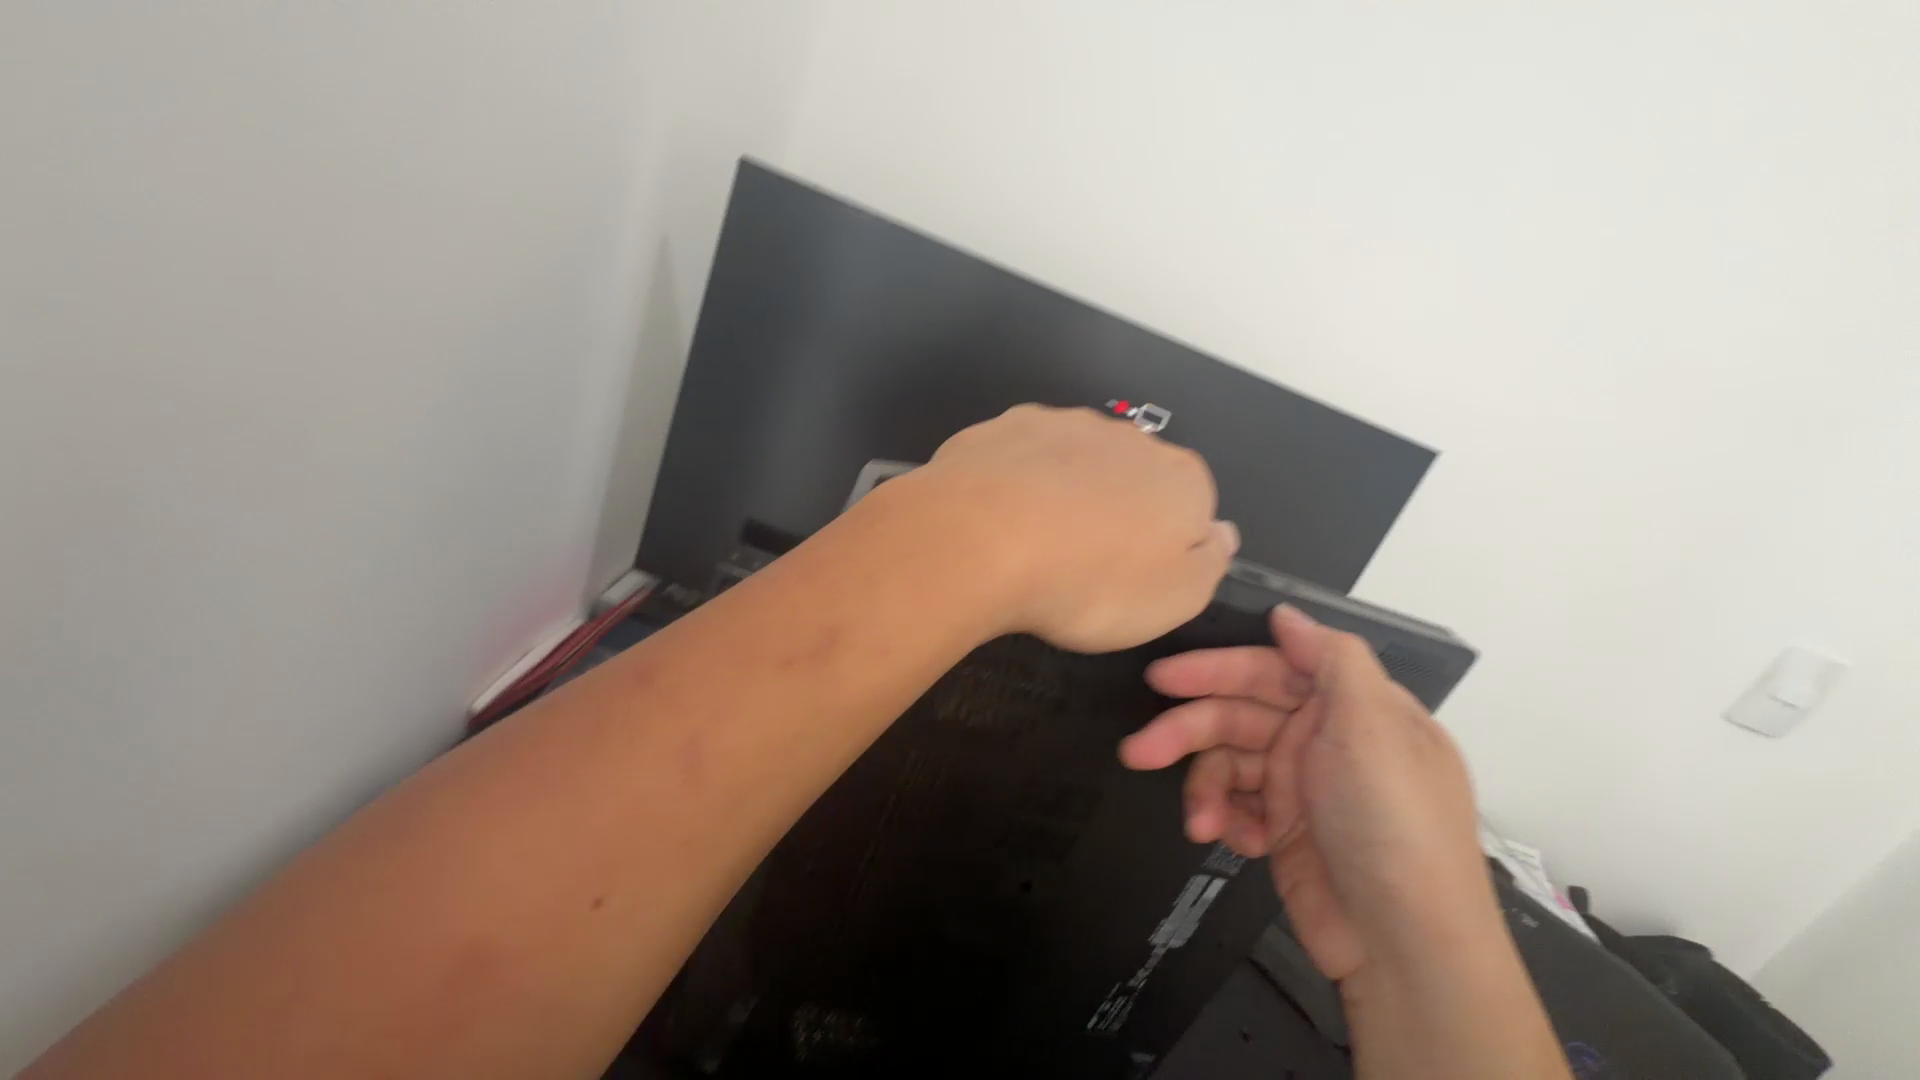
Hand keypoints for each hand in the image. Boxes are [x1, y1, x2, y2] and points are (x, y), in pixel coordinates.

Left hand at [910, 404, 1237, 652]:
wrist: (981, 541)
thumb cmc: (1091, 581)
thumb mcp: (1176, 598)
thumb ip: (1209, 562)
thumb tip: (1221, 533)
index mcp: (1180, 478)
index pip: (1191, 507)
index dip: (1164, 546)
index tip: (1131, 579)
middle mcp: (1127, 438)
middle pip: (1132, 478)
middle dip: (1114, 514)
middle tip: (1081, 566)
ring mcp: (1061, 424)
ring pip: (1073, 462)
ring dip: (1063, 494)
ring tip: (1032, 544)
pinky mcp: (1002, 427)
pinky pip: (1021, 458)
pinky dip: (1015, 484)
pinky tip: (995, 520)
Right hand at [1119, 606, 1496, 982]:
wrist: (1404, 946)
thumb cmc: (1394, 825)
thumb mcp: (1374, 729)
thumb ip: (1332, 658)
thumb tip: (1285, 613)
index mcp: (1350, 707)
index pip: (1270, 669)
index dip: (1214, 670)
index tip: (1163, 678)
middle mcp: (1322, 739)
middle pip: (1237, 716)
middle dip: (1188, 732)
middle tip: (1138, 751)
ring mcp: (1300, 786)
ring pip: (1226, 764)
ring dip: (1204, 789)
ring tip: (1198, 822)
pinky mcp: (1281, 830)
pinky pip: (1233, 806)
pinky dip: (1224, 819)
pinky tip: (1231, 840)